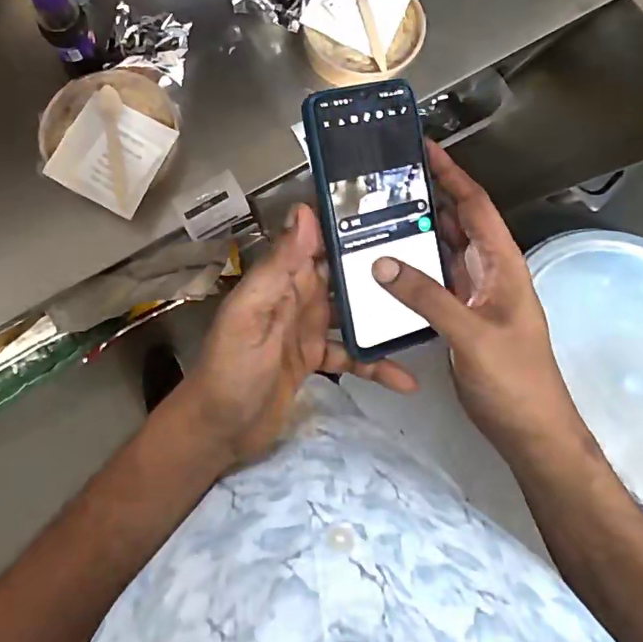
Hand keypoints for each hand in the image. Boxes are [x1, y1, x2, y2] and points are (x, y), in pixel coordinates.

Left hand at [179, 203, 415, 464]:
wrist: (218, 430)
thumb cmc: (230, 367)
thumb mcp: (251, 313)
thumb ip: (279, 266)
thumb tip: (304, 212)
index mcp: (281, 280)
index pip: (315, 241)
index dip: (346, 226)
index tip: (388, 211)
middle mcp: (296, 298)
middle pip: (341, 275)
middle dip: (376, 267)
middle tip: (425, 261)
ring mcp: (307, 329)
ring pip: (352, 313)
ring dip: (381, 314)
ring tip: (425, 314)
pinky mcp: (314, 359)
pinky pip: (351, 355)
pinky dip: (375, 363)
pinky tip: (405, 379)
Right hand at [372, 142, 582, 453]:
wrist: (531, 432)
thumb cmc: (515, 379)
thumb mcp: (471, 335)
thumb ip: (427, 297)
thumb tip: (381, 262)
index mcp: (503, 264)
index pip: (476, 207)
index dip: (453, 175)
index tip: (425, 148)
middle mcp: (489, 271)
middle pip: (457, 221)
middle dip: (430, 195)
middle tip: (388, 176)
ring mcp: (474, 293)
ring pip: (443, 249)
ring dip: (418, 229)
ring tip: (380, 209)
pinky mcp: (459, 315)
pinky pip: (433, 278)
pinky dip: (412, 264)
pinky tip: (386, 260)